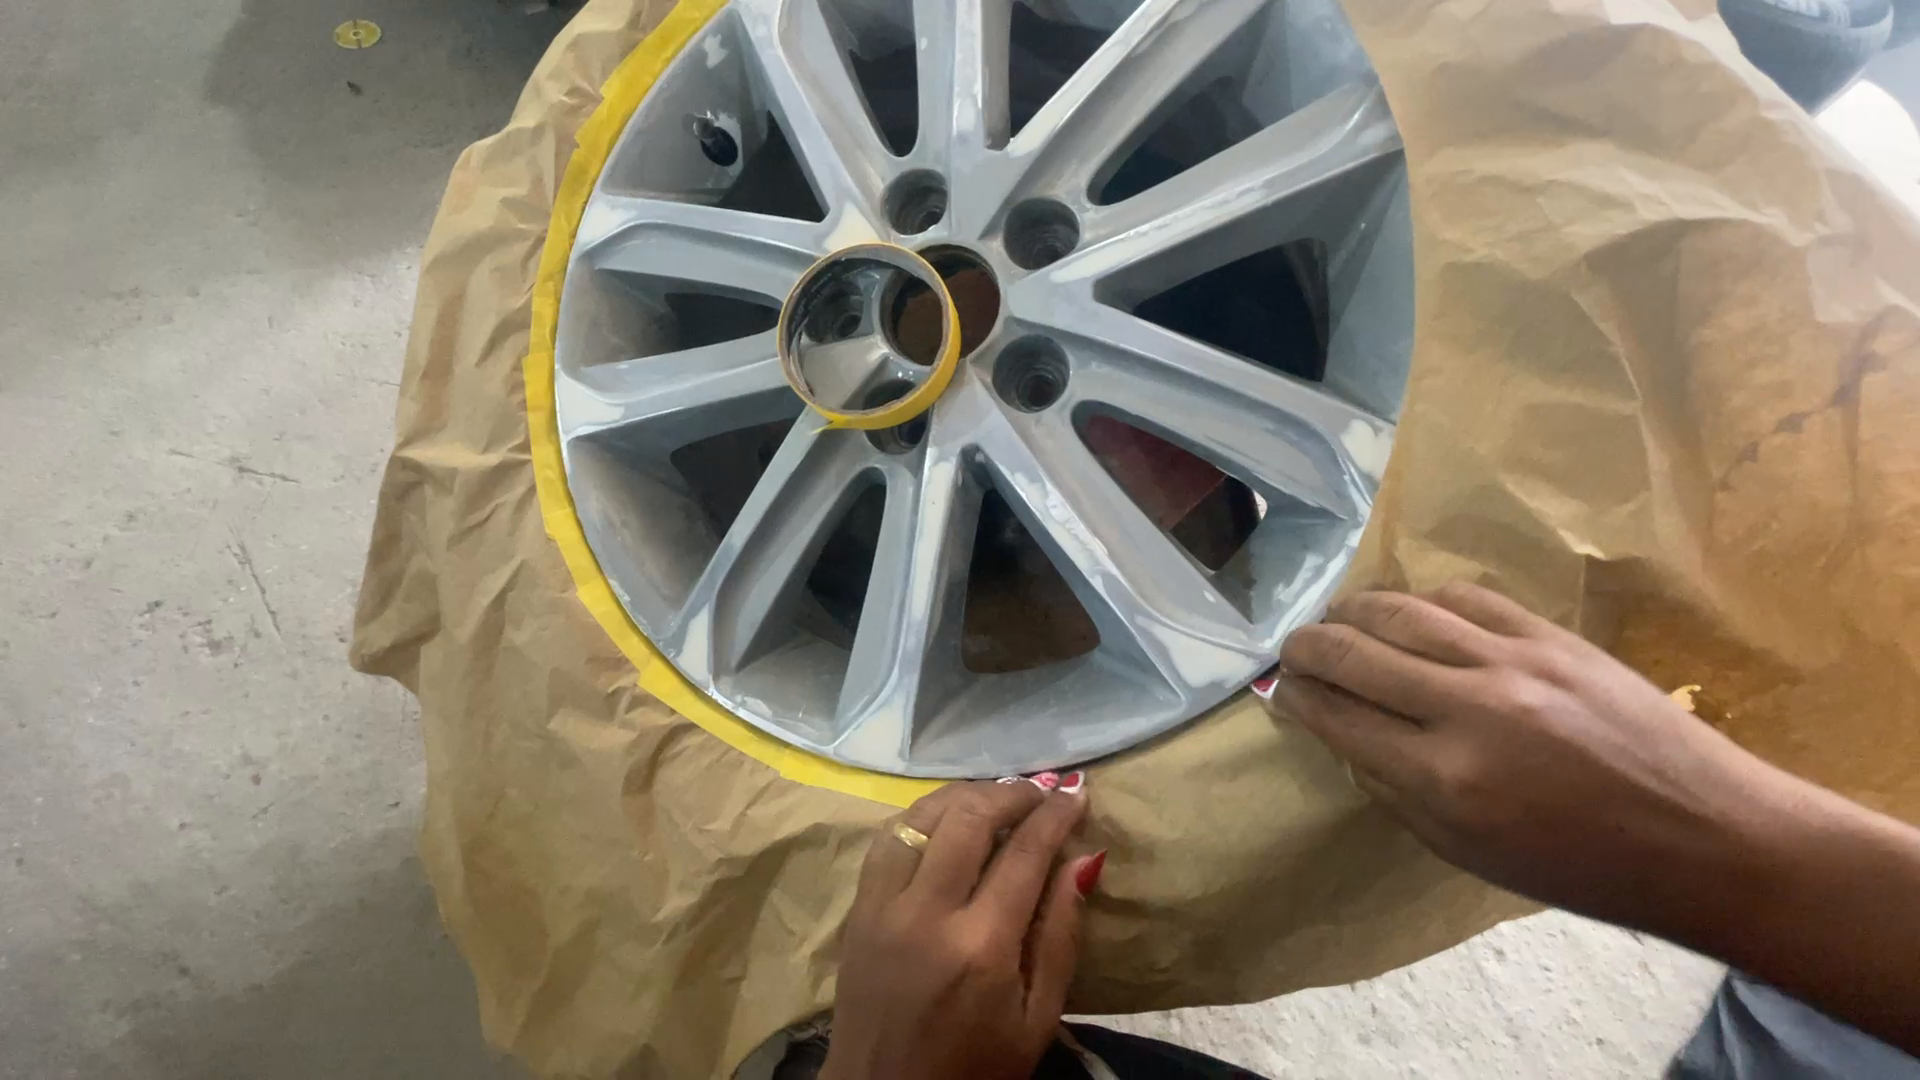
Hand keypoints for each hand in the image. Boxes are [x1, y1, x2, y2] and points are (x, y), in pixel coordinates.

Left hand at [821, 780, 1101, 1079]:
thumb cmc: (974, 1070)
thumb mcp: (1037, 1020)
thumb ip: (1061, 935)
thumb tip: (1083, 859)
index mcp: (980, 948)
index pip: (1024, 854)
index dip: (1055, 814)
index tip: (1076, 790)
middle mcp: (927, 913)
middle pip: (971, 818)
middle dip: (1012, 794)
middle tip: (1039, 790)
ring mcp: (884, 905)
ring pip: (925, 815)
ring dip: (967, 794)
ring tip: (999, 796)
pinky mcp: (859, 906)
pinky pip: (890, 835)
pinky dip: (924, 813)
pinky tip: (949, 814)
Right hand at [1265, 584, 1795, 930]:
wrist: (1712, 836)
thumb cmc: (1578, 864)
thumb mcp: (1462, 850)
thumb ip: (1388, 785)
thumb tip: (1339, 728)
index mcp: (1443, 778)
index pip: (1334, 714)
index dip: (1295, 697)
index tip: (1282, 690)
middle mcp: (1468, 709)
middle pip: (1350, 651)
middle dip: (1304, 646)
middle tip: (1293, 650)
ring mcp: (1512, 662)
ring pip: (1397, 610)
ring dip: (1349, 611)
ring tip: (1335, 619)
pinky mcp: (1550, 636)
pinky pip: (1461, 596)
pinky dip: (1420, 602)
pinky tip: (1412, 615)